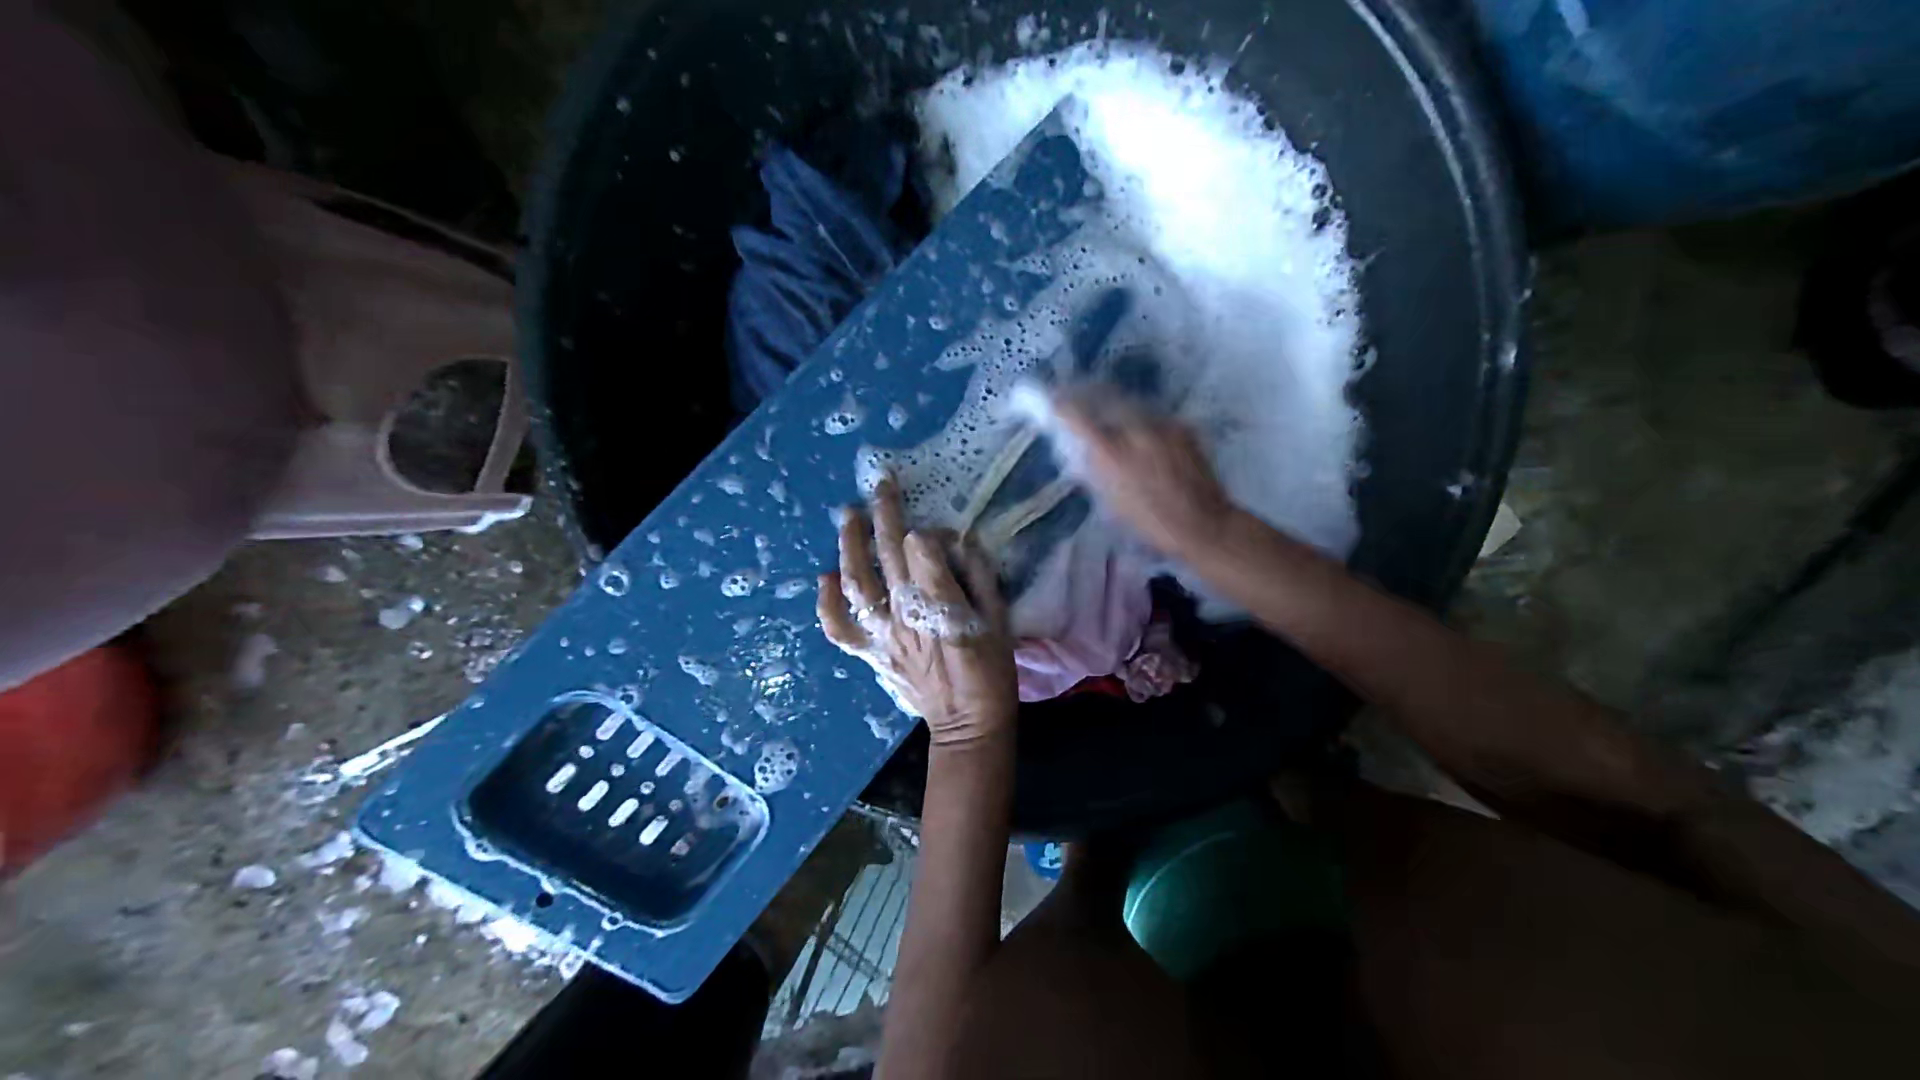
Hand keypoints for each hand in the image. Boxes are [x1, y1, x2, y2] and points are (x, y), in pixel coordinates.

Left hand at [818, 477, 1018, 748]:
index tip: (938, 534)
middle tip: (881, 487)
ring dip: (850, 545)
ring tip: (848, 516)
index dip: (927, 534)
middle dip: (885, 514)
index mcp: (942, 606)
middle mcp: (906, 615)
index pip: (920, 551)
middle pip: (888, 555)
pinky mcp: (871, 653)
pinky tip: (825, 578)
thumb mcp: (1000, 621)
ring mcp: (883, 635)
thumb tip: (961, 541)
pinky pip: (840, 629)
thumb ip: (980, 578)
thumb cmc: (991, 672)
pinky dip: (827, 603)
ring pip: (857, 583)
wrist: (967, 724)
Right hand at [1047, 386, 1237, 555]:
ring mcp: (1161, 424)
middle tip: (1075, 398)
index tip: (1049, 399)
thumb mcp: (1109, 501)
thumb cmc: (1150, 524)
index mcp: (1110, 452)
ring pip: (1128, 403)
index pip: (1074, 414)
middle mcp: (1133, 430)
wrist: (1203, 524)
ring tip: (1108, 414)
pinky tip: (1142, 435)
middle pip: (1102, 397)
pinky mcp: (1182, 426)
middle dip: (1085, 395)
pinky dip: (1141, 421)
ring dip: (1113, 405)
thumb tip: (1077, 450)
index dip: (1058, 403)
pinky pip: (1153, 416)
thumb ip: (1092, 470)